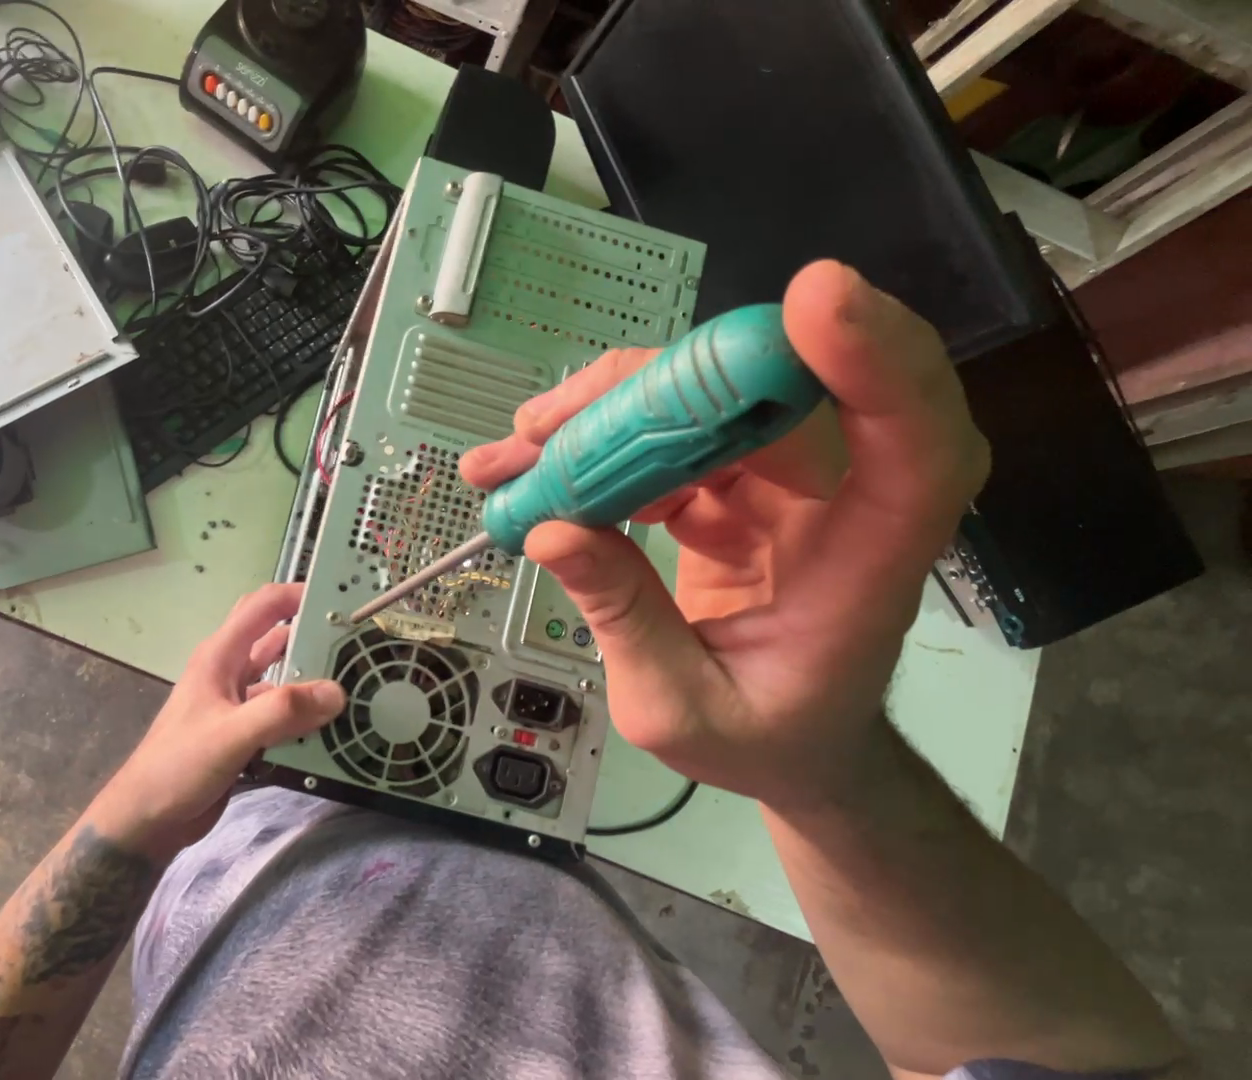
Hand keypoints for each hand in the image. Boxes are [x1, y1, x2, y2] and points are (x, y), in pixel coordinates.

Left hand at [86, 583, 345, 855]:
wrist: (147, 818)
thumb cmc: (179, 766)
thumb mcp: (232, 734)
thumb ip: (283, 712)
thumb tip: (335, 693)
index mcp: (220, 656)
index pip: (264, 606)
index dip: (298, 594)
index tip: (340, 600)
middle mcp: (229, 672)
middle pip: (275, 639)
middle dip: (311, 635)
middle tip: (354, 642)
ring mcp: (235, 703)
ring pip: (281, 680)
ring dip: (310, 680)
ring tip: (354, 683)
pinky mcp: (243, 733)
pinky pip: (280, 715)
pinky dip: (303, 717)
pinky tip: (330, 728)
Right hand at [460, 261, 988, 809]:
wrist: (788, 748)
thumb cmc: (764, 741)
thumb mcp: (678, 708)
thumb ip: (625, 621)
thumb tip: (552, 531)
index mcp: (863, 561)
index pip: (911, 441)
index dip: (876, 359)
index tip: (815, 296)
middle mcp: (832, 499)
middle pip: (758, 399)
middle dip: (642, 396)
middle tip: (540, 429)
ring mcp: (778, 486)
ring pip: (696, 407)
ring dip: (595, 421)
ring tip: (508, 457)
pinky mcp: (730, 488)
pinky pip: (661, 443)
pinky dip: (591, 454)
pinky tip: (526, 476)